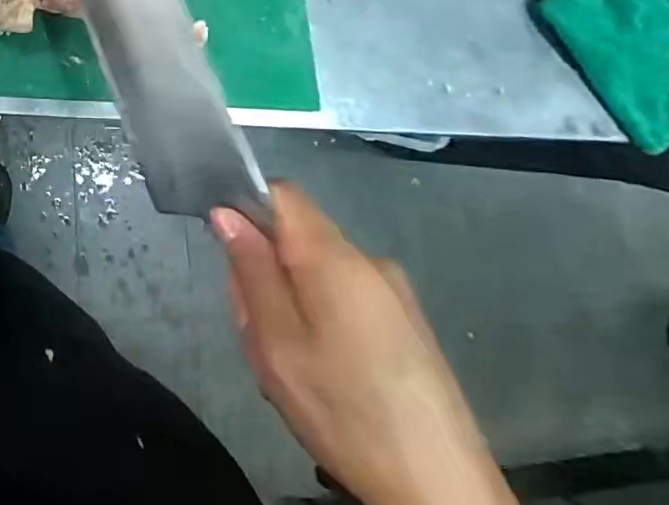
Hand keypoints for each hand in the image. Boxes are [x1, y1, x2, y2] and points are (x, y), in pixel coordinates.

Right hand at [212, 185, 512, 504]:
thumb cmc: (345, 411)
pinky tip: (329, 374)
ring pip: (322, 270)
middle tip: (260, 331)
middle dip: (269, 268)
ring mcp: (395, 290)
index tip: (231, 251)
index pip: (282, 193)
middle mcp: (369, 259)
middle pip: (301, 235)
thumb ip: (250, 272)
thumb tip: (226, 213)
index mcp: (335, 256)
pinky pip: (349, 296)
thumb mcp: (276, 345)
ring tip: (295, 362)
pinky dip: (324, 317)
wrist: (442, 488)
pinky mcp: (408, 321)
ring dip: (295, 299)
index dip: (248, 207)